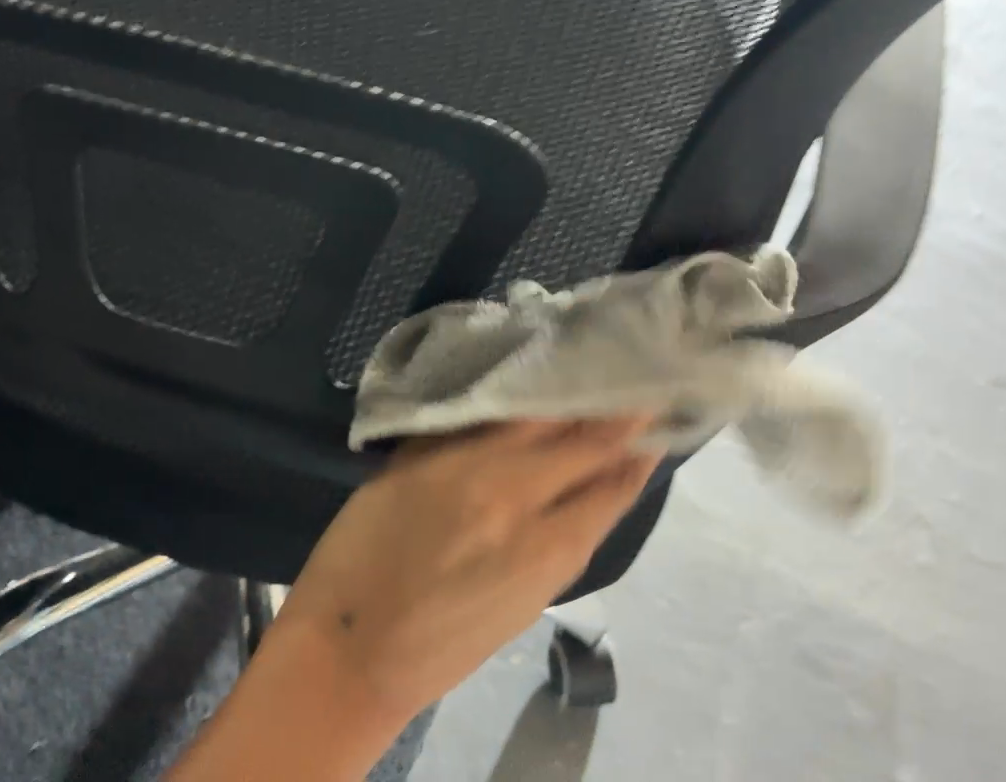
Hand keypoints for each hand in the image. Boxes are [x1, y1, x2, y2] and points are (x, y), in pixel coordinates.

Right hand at [167, 418, 660, 781]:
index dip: (580, 378)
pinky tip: (619, 473)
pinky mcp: (554, 586)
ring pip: (612, 490)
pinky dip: (615, 491)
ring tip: (647, 418)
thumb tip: (491, 409)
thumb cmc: (358, 554)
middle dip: (623, 410)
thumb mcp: (395, 479)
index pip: (544, 408)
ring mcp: (547, 551)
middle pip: (593, 445)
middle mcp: (522, 503)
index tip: (602, 351)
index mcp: (469, 469)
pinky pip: (597, 525)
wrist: (363, 655)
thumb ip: (448, 439)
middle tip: (641, 376)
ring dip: (632, 451)